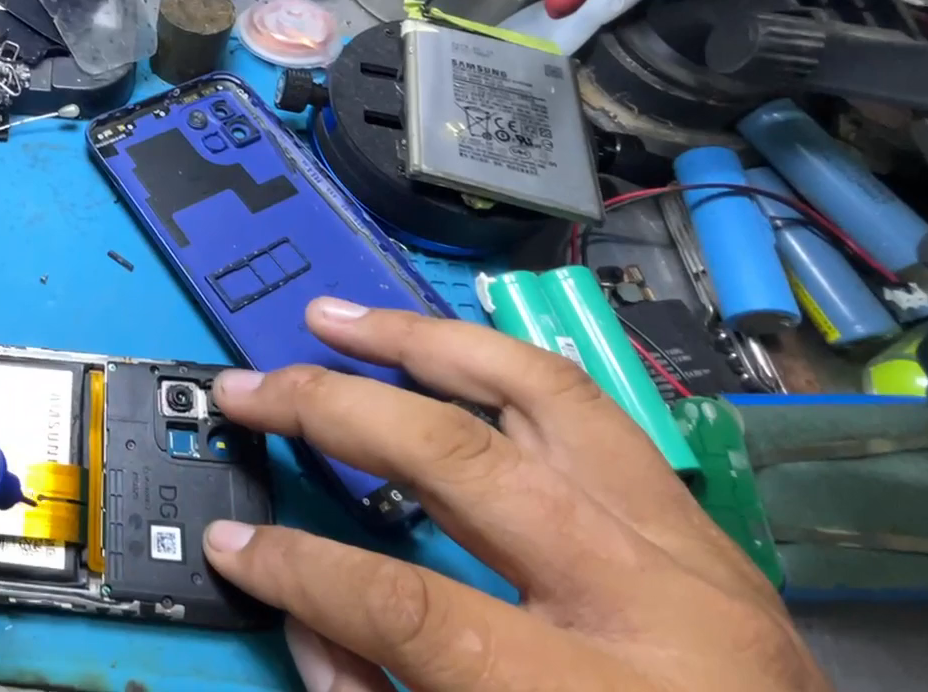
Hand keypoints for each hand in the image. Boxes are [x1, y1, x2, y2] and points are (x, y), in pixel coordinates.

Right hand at [202, 299, 828, 691]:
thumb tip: (302, 609)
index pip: (410, 601)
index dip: (301, 568)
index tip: (231, 546)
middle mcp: (655, 600)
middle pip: (459, 460)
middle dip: (330, 410)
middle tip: (246, 389)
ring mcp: (689, 548)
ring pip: (536, 392)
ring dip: (416, 342)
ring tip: (333, 317)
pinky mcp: (696, 526)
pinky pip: (582, 407)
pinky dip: (491, 361)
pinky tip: (432, 345)